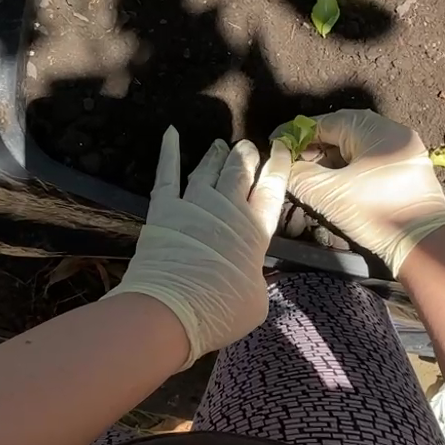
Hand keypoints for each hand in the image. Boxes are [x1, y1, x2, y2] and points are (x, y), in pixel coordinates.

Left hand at [106, 128, 291, 368]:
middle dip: (246, 157)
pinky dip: (169, 153)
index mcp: (256, 231)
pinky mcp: (164, 209)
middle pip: (240, 173)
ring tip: (221, 145)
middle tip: (248, 146)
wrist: (172, 309)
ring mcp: (194, 205)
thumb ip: (255, 277)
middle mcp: (228, 210)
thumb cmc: (221, 311)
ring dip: (216, 156)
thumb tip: (250, 273)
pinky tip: (171, 134)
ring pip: (208, 170)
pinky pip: (167, 175)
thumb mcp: (256, 299)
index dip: (277, 168)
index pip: (271, 191)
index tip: (280, 151)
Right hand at [287, 109, 444, 274]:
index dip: (298, 135)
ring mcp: (404, 149)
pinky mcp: (409, 169)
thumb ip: (299, 176)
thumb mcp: (328, 194)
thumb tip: (282, 165)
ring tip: (311, 177)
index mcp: (374, 129)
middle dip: (314, 147)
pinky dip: (350, 167)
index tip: (277, 146)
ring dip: (331, 159)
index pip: (325, 122)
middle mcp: (392, 131)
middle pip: (343, 131)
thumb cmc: (375, 213)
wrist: (423, 245)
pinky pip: (372, 159)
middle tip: (293, 164)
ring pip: (358, 146)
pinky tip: (336, 184)